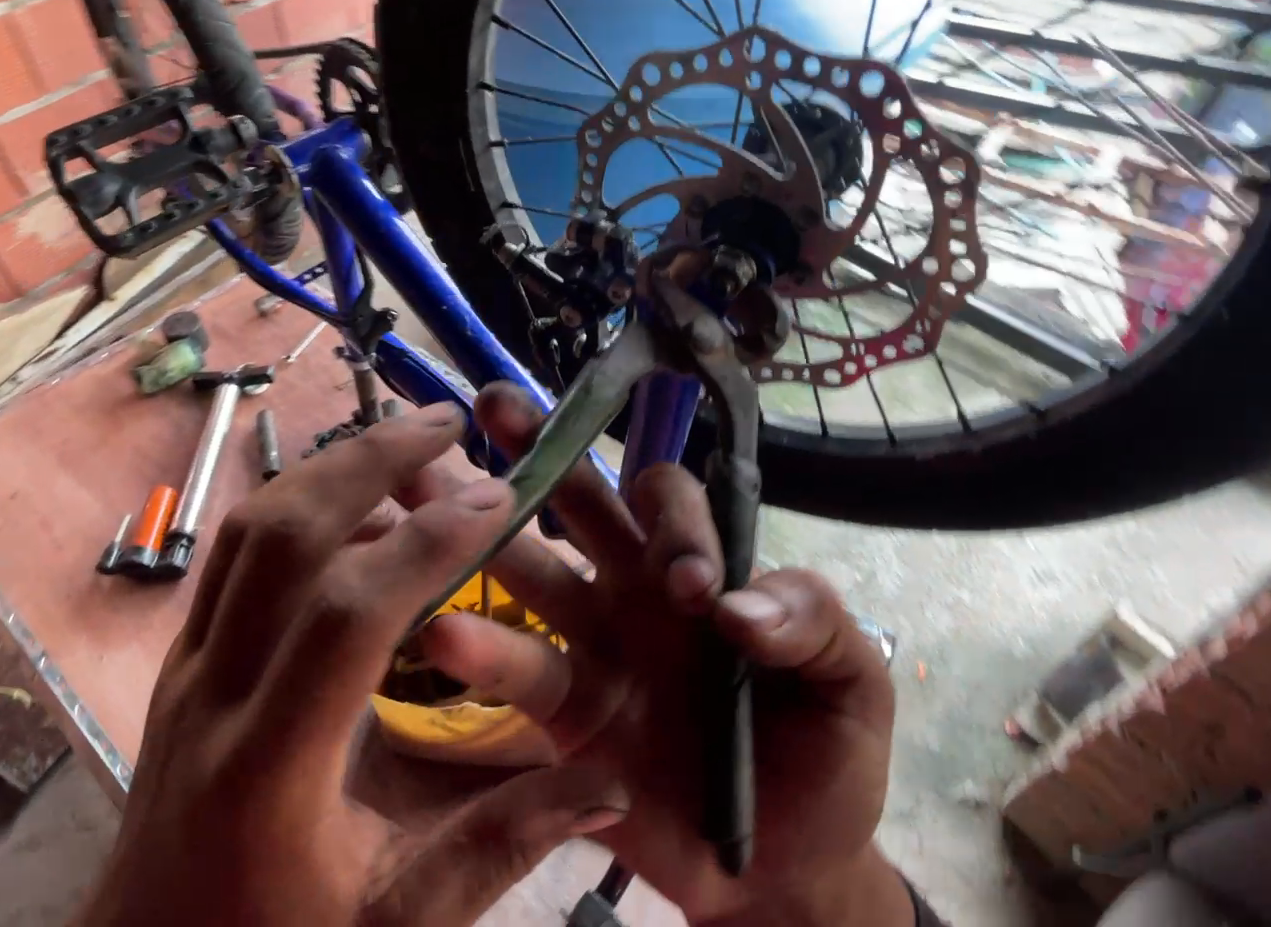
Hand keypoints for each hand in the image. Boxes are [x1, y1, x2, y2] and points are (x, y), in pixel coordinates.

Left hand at [76, 402, 629, 926]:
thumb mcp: (398, 921)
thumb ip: (502, 845)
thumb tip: (606, 784)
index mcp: (270, 765)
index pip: (350, 616)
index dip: (428, 545)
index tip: (498, 499)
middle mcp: (214, 694)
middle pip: (280, 536)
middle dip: (368, 462)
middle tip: (445, 422)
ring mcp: (185, 667)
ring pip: (248, 530)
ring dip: (330, 468)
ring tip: (405, 440)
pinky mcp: (182, 659)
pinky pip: (235, 553)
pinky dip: (299, 503)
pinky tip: (351, 500)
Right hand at [418, 383, 909, 926]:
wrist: (782, 867)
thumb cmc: (824, 757)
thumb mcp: (852, 684)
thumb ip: (815, 623)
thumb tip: (738, 604)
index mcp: (699, 568)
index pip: (666, 500)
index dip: (669, 520)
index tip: (687, 585)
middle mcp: (634, 589)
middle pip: (579, 503)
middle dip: (540, 449)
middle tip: (492, 404)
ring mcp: (593, 646)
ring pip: (529, 574)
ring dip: (477, 535)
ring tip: (419, 494)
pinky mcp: (566, 715)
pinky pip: (520, 675)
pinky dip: (481, 654)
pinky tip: (441, 634)